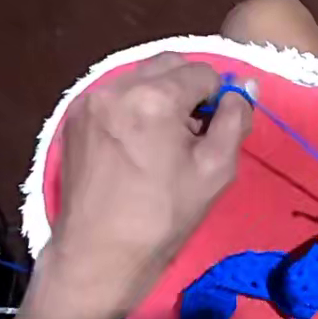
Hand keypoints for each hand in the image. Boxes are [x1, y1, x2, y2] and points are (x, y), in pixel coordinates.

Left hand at [34, 55, 252, 318]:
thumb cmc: (165, 215)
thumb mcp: (217, 170)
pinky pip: (117, 96)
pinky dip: (135, 109)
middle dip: (189, 90)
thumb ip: (235, 120)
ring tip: (162, 143)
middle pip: (170, 65)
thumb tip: (243, 88)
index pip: (204, 73)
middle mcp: (117, 87)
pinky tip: (136, 146)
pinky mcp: (74, 118)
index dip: (218, 101)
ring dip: (161, 97)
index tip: (212, 135)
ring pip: (142, 78)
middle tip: (191, 135)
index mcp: (154, 97)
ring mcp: (90, 100)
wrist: (101, 253)